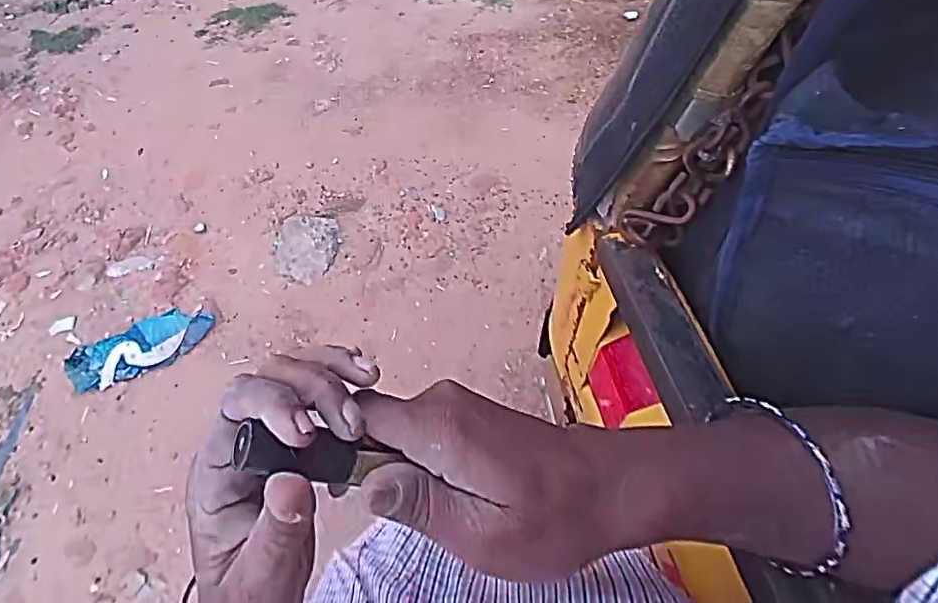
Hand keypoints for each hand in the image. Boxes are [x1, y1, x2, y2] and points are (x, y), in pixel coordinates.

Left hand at [185, 347, 379, 602]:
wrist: (262, 601)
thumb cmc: (250, 594)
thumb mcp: (258, 582)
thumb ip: (273, 536)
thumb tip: (290, 481)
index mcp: (216, 467)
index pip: (236, 404)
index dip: (273, 403)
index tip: (308, 434)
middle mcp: (239, 437)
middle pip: (271, 376)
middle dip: (315, 387)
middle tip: (350, 424)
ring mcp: (268, 428)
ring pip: (295, 369)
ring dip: (332, 371)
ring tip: (367, 382)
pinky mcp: (295, 430)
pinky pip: (315, 384)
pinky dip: (341, 374)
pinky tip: (363, 377)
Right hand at [356, 380, 617, 581]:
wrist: (600, 485)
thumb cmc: (548, 519)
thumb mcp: (480, 535)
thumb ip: (419, 505)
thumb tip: (366, 484)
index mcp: (439, 427)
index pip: (362, 414)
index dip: (340, 443)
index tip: (338, 483)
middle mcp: (441, 401)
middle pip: (375, 419)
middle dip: (366, 459)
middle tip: (381, 509)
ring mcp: (453, 401)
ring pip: (396, 425)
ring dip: (393, 462)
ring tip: (418, 505)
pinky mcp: (463, 410)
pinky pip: (418, 427)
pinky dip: (414, 456)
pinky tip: (437, 489)